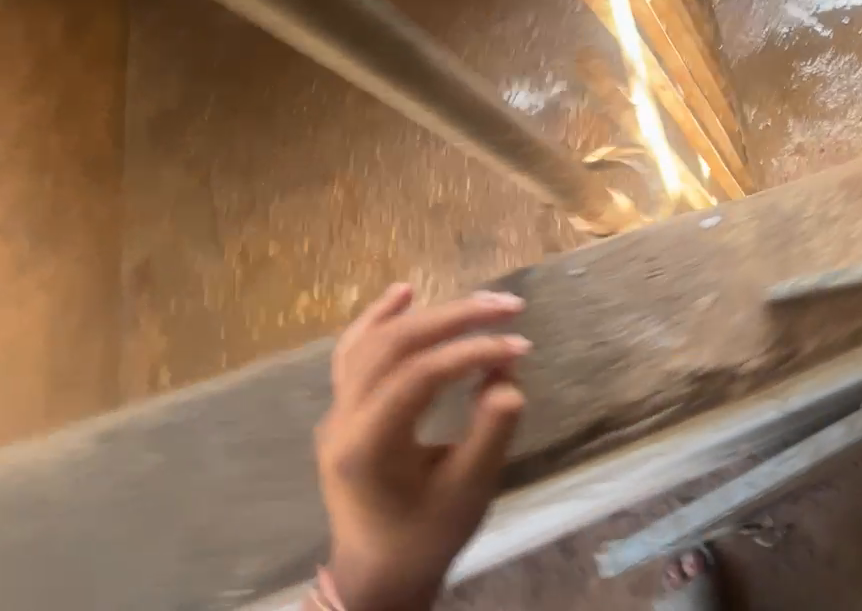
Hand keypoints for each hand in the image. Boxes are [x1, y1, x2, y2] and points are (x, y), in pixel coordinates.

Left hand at [315, 284, 529, 610]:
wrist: (381, 570)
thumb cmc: (429, 531)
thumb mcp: (472, 487)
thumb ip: (492, 428)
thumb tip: (506, 373)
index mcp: (367, 445)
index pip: (420, 374)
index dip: (474, 351)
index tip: (523, 347)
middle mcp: (342, 421)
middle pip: (393, 346)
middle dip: (456, 318)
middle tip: (511, 307)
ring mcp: (337, 413)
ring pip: (373, 342)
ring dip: (429, 314)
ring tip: (479, 299)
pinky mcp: (346, 410)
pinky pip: (355, 353)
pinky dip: (380, 319)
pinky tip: (404, 292)